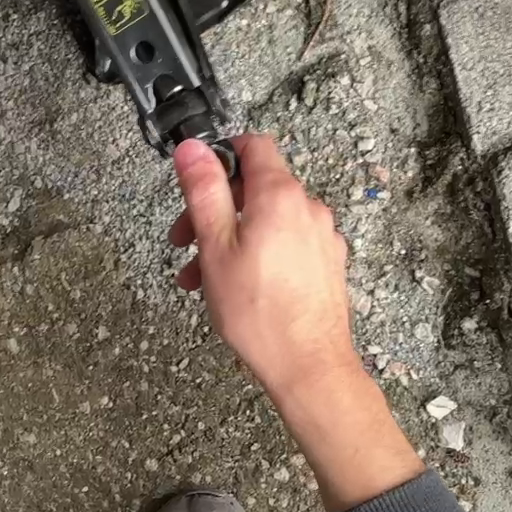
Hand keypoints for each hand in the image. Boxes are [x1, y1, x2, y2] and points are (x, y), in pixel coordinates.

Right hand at [171, 135, 423, 511]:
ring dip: (232, 238)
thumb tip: (192, 148)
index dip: (221, 156)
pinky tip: (238, 287)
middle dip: (217, 209)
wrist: (308, 365)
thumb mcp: (215, 247)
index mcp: (279, 196)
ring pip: (269, 221)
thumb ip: (203, 192)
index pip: (253, 146)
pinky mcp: (327, 264)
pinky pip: (287, 245)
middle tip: (185, 242)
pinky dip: (259, 254)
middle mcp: (308, 208)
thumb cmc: (259, 313)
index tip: (197, 180)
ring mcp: (322, 237)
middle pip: (257, 188)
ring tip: (203, 278)